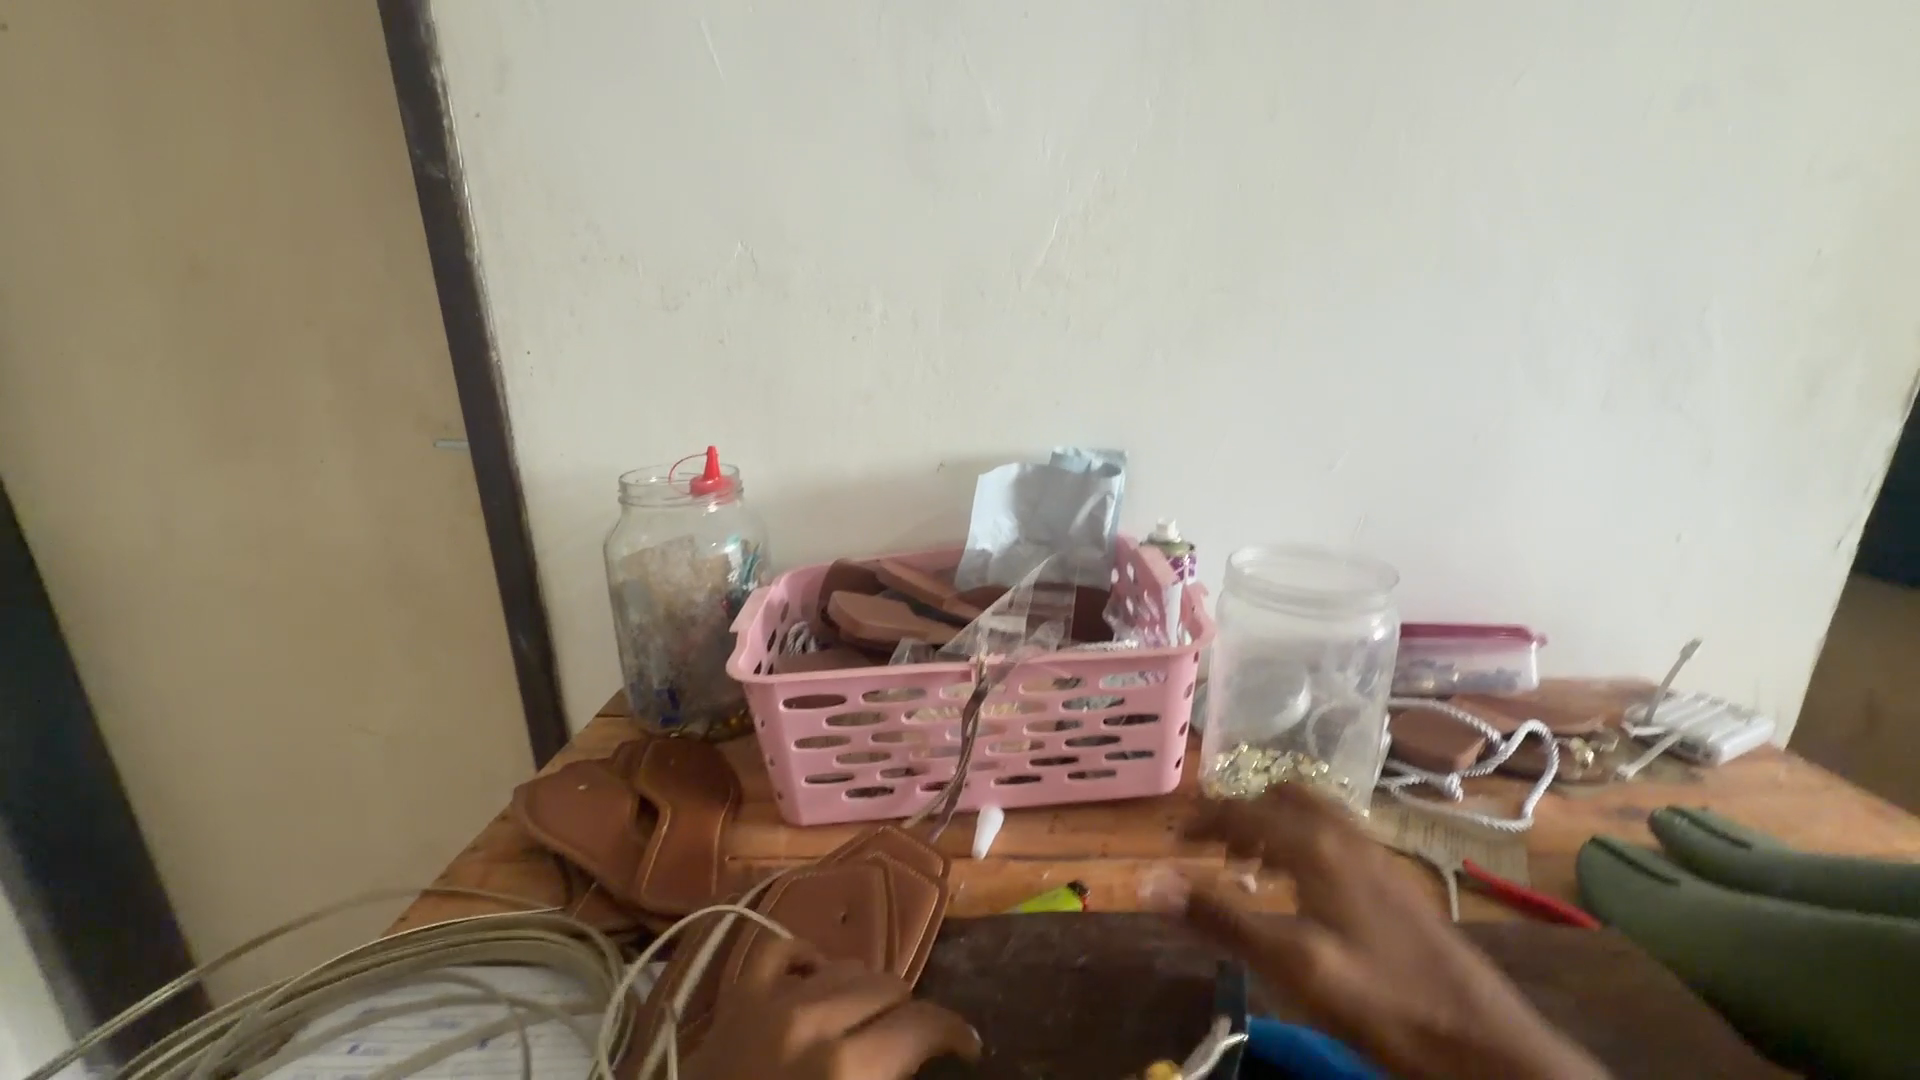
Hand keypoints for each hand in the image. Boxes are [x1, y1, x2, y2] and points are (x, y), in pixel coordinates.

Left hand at [679, 937, 981, 1079]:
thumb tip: (924, 1061)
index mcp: (847, 1069)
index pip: (924, 1024)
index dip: (954, 1033)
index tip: (968, 1049)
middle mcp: (814, 1022)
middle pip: (889, 988)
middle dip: (909, 1014)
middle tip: (911, 1044)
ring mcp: (770, 1003)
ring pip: (846, 966)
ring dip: (865, 990)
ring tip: (867, 1018)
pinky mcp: (735, 999)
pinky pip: (783, 951)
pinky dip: (808, 960)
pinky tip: (816, 982)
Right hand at [1167, 785, 1607, 1079]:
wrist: (1486, 1045)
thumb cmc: (1382, 1001)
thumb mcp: (1291, 964)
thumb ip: (1219, 918)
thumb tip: (1147, 881)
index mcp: (1318, 845)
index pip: (1244, 810)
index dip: (1202, 818)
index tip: (1171, 834)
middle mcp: (1347, 836)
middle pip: (1282, 796)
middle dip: (1240, 812)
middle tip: (1210, 846)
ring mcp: (1377, 856)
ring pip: (1312, 813)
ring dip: (1272, 824)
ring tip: (1248, 864)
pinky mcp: (1395, 881)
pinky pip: (1335, 836)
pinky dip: (1301, 841)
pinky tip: (1300, 888)